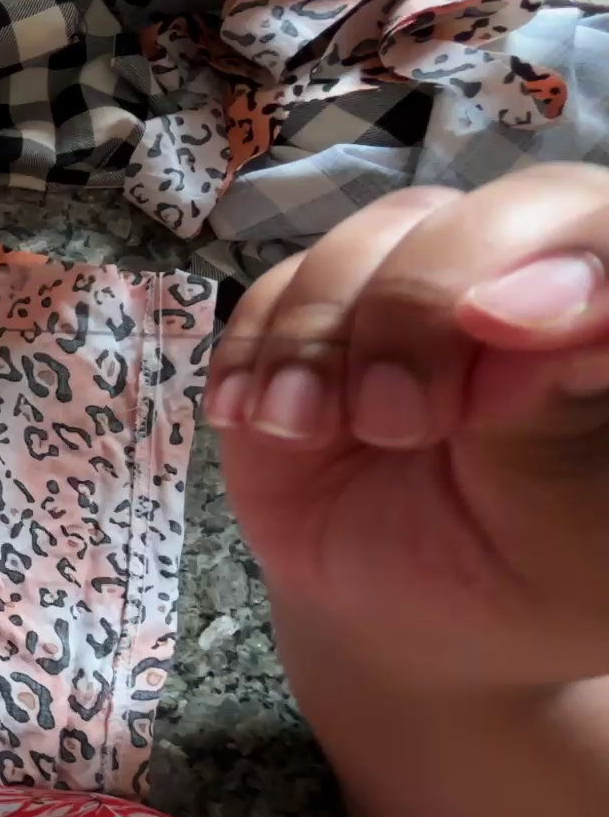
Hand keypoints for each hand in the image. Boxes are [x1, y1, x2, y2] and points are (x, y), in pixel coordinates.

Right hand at [209, 164, 608, 687]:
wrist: (381, 603)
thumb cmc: (509, 575)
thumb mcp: (564, 520)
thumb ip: (556, 411)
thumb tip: (520, 304)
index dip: (566, 257)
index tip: (505, 329)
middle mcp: (525, 286)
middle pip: (487, 213)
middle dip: (412, 307)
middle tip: (390, 422)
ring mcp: (403, 296)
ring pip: (362, 242)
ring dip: (313, 341)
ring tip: (305, 432)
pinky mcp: (304, 320)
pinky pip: (268, 291)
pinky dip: (249, 354)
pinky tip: (256, 420)